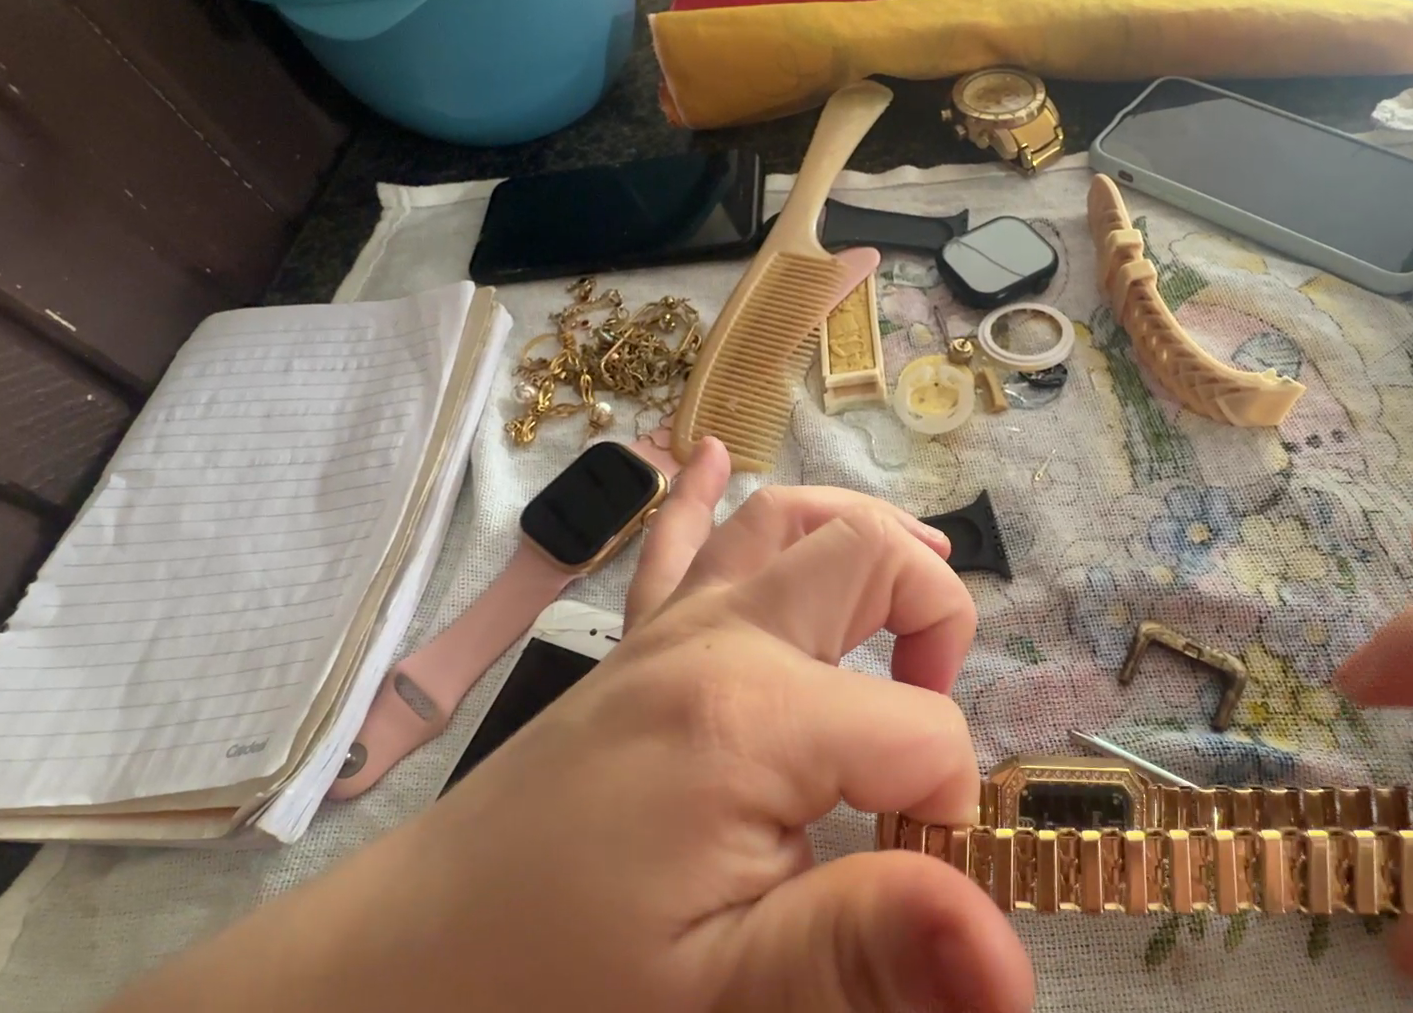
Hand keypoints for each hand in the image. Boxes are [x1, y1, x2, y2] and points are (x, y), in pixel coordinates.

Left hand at [107, 438, 1033, 1012]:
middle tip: (928, 708)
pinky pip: (675, 541)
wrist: (400, 968)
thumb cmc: (561, 986)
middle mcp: (718, 637)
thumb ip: (871, 949)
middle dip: (937, 614)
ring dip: (865, 535)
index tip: (918, 864)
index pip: (921, 728)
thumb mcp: (728, 995)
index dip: (948, 801)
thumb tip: (1012, 965)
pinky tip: (710, 454)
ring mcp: (671, 627)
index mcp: (754, 718)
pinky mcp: (635, 642)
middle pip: (869, 556)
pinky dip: (705, 494)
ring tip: (915, 580)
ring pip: (786, 519)